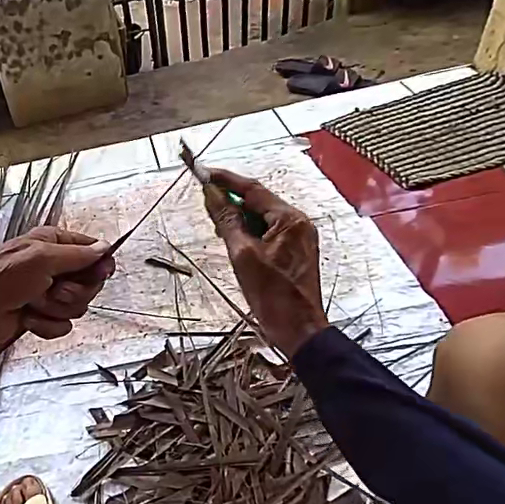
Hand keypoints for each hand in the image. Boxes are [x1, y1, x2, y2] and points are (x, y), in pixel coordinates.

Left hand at [0, 226, 113, 423]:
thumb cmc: (0, 278)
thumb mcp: (43, 258)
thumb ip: (79, 254)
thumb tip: (105, 248)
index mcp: (52, 243)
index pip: (91, 250)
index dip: (99, 264)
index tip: (102, 273)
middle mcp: (51, 266)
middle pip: (88, 283)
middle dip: (73, 292)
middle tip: (53, 290)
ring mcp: (46, 292)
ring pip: (76, 306)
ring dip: (56, 308)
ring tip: (34, 303)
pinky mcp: (41, 315)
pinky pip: (62, 325)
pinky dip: (46, 325)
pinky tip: (28, 318)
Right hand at [203, 170, 327, 355]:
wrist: (298, 330)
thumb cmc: (275, 298)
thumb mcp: (242, 255)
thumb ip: (227, 221)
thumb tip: (213, 197)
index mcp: (290, 220)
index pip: (253, 190)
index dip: (226, 181)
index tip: (205, 174)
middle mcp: (299, 224)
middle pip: (258, 203)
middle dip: (231, 203)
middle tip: (207, 204)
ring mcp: (298, 238)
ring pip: (261, 219)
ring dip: (239, 220)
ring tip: (220, 230)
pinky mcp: (294, 252)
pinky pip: (268, 233)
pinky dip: (250, 234)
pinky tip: (235, 244)